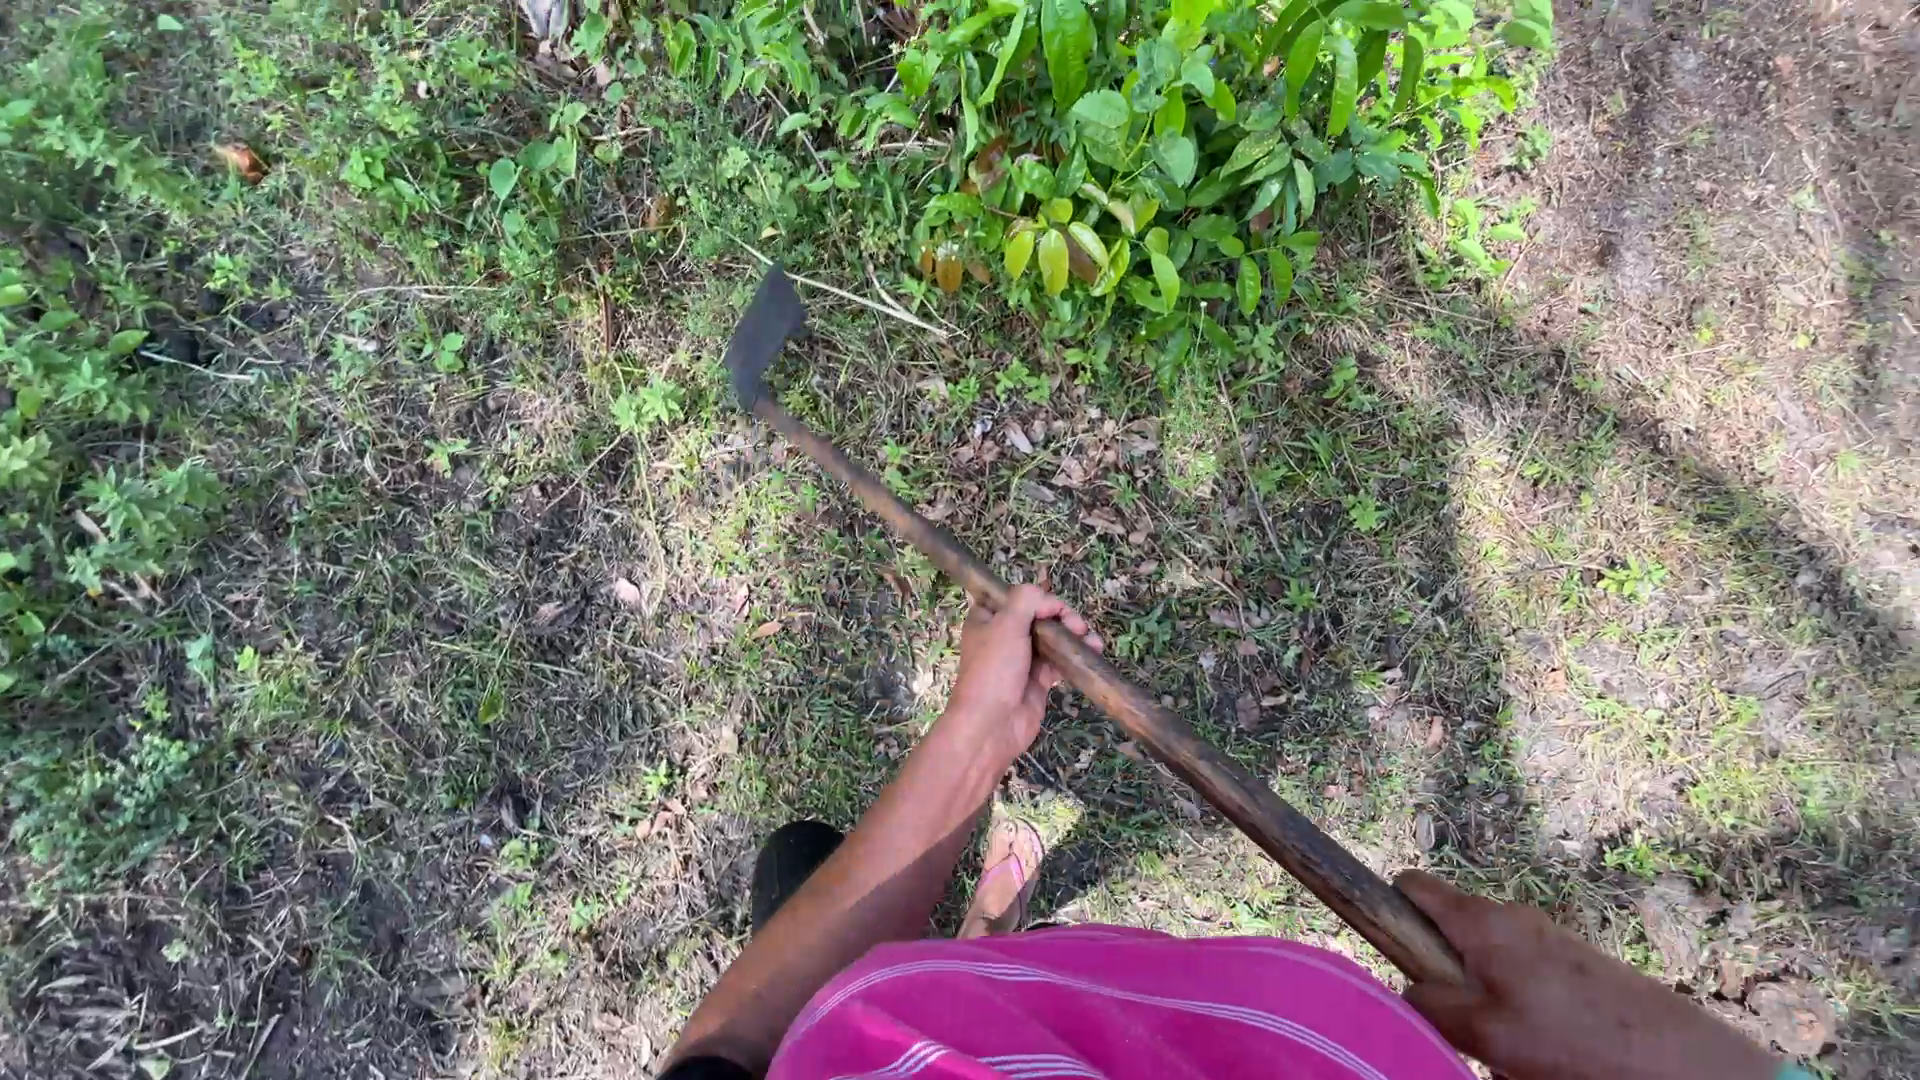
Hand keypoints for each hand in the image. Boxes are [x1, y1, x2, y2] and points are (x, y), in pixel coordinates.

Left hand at [940, 585, 1100, 769]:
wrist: (991, 724)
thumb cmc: (994, 668)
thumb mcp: (1006, 623)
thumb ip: (1027, 600)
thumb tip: (1049, 600)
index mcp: (987, 618)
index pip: (1017, 597)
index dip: (1040, 599)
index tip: (1056, 609)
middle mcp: (1003, 636)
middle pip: (1039, 616)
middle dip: (1063, 617)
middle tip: (1078, 626)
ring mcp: (1021, 659)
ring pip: (1052, 638)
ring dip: (1074, 636)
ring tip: (1092, 641)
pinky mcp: (1037, 680)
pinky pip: (1058, 661)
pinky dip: (1074, 656)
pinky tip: (1091, 653)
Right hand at [1396, 870, 1777, 1079]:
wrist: (1696, 1071)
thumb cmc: (1578, 1044)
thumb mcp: (1488, 1034)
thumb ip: (1433, 1005)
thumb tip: (1410, 990)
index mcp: (1479, 920)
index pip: (1410, 884)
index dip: (1392, 909)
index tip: (1400, 954)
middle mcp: (1510, 915)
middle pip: (1449, 928)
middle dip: (1446, 971)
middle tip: (1464, 1020)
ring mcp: (1548, 937)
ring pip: (1487, 958)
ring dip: (1485, 995)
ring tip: (1514, 1046)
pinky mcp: (1579, 962)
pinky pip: (1525, 974)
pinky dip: (1521, 1005)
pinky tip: (1549, 1050)